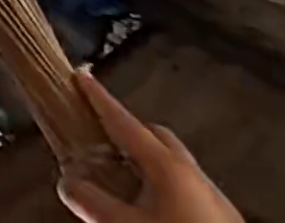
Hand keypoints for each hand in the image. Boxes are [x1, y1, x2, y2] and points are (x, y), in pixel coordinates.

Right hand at [59, 72, 242, 222]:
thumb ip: (91, 200)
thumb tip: (67, 182)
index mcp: (167, 166)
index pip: (123, 120)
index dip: (98, 98)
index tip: (81, 76)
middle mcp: (194, 176)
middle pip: (158, 137)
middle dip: (129, 129)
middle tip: (103, 135)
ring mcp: (217, 202)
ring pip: (177, 165)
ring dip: (148, 162)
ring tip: (126, 178)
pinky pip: (189, 191)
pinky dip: (165, 188)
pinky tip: (156, 211)